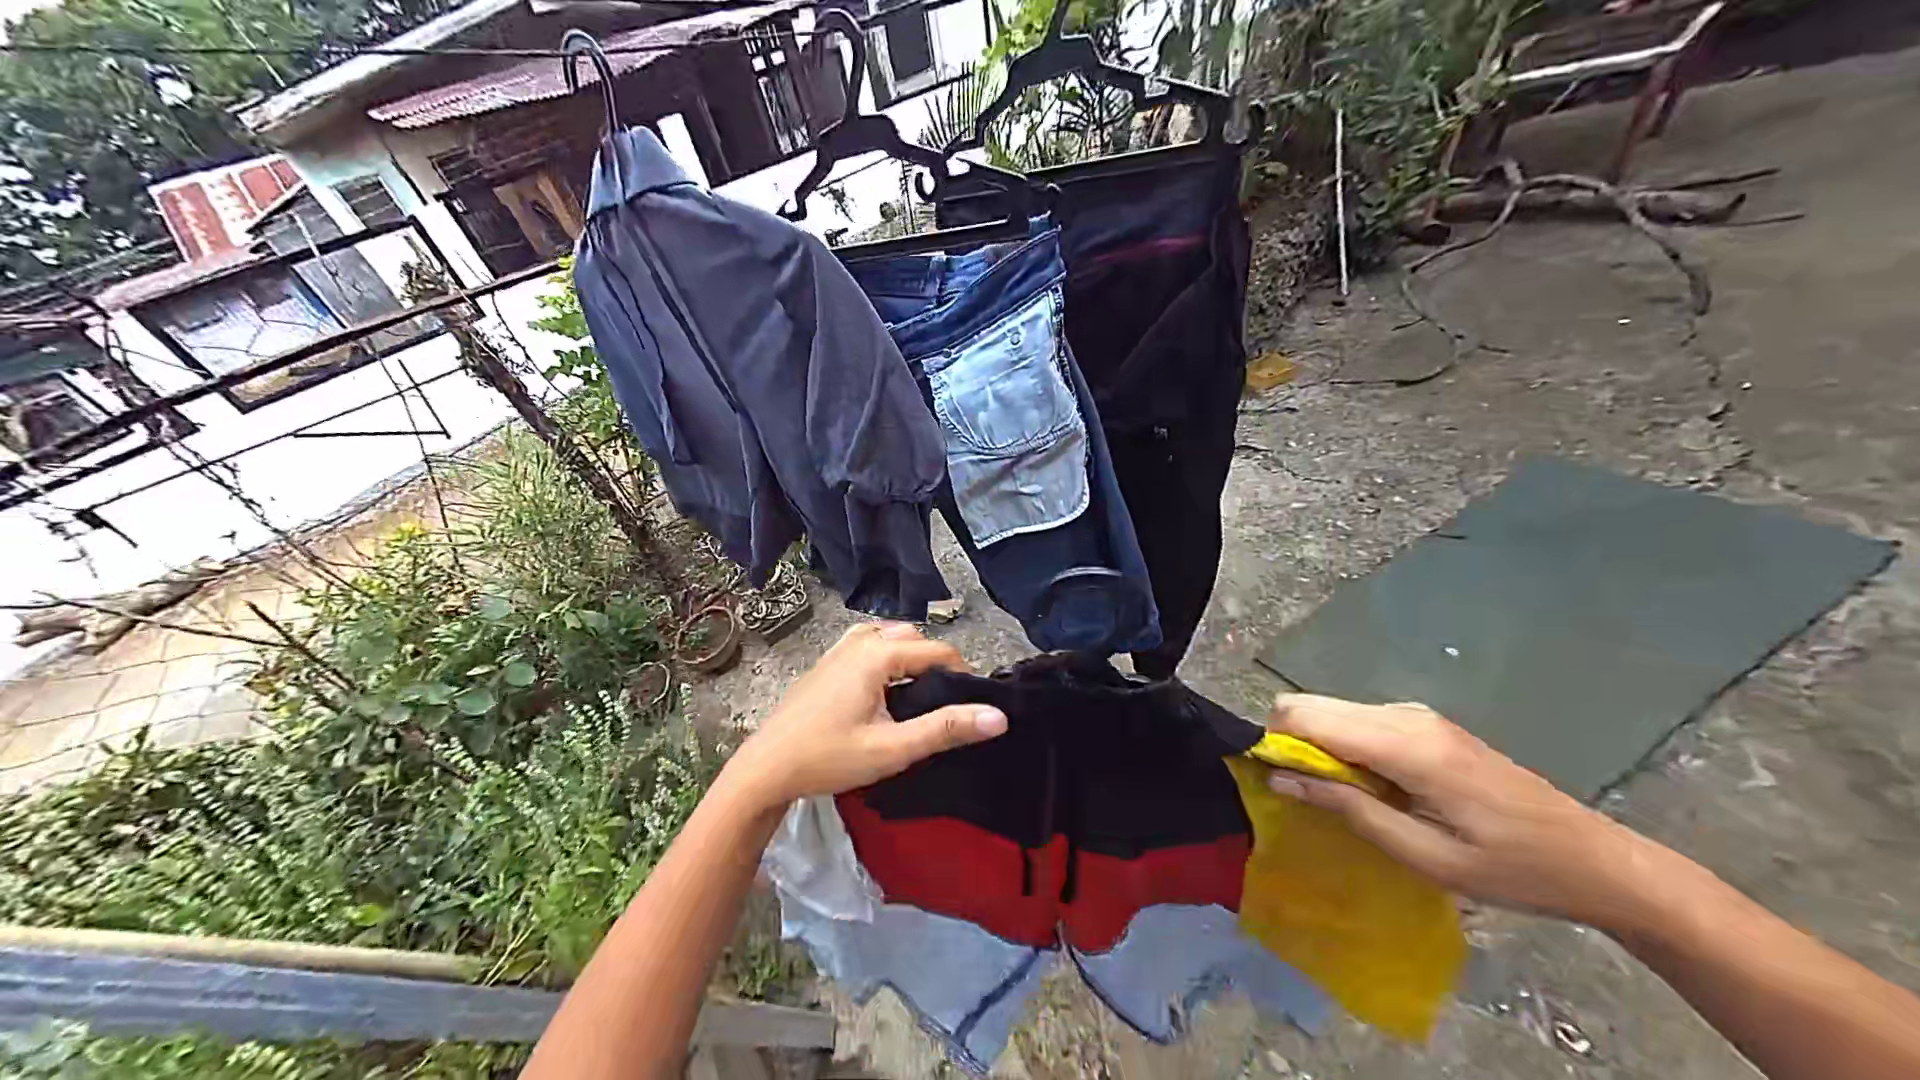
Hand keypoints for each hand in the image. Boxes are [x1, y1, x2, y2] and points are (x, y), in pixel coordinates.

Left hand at [722, 622, 1007, 813]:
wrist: (767, 768)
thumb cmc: (829, 758)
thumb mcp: (893, 749)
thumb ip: (946, 729)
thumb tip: (997, 716)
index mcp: (878, 654)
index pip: (938, 651)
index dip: (962, 675)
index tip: (970, 705)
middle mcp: (859, 640)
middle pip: (915, 638)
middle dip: (936, 664)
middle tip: (944, 704)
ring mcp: (839, 648)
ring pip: (890, 637)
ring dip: (910, 658)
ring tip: (917, 696)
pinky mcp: (827, 661)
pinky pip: (868, 643)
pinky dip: (886, 656)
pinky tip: (884, 688)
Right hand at [1263, 693, 1664, 929]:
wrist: (1598, 860)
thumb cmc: (1515, 870)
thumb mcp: (1427, 856)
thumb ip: (1349, 809)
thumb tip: (1280, 780)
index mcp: (1406, 745)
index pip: (1305, 716)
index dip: (1275, 743)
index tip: (1276, 783)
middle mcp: (1405, 715)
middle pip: (1310, 704)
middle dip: (1290, 742)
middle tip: (1307, 795)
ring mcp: (1415, 715)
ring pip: (1329, 710)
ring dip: (1316, 746)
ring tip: (1342, 797)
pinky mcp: (1422, 724)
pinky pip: (1355, 721)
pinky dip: (1340, 746)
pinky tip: (1370, 787)